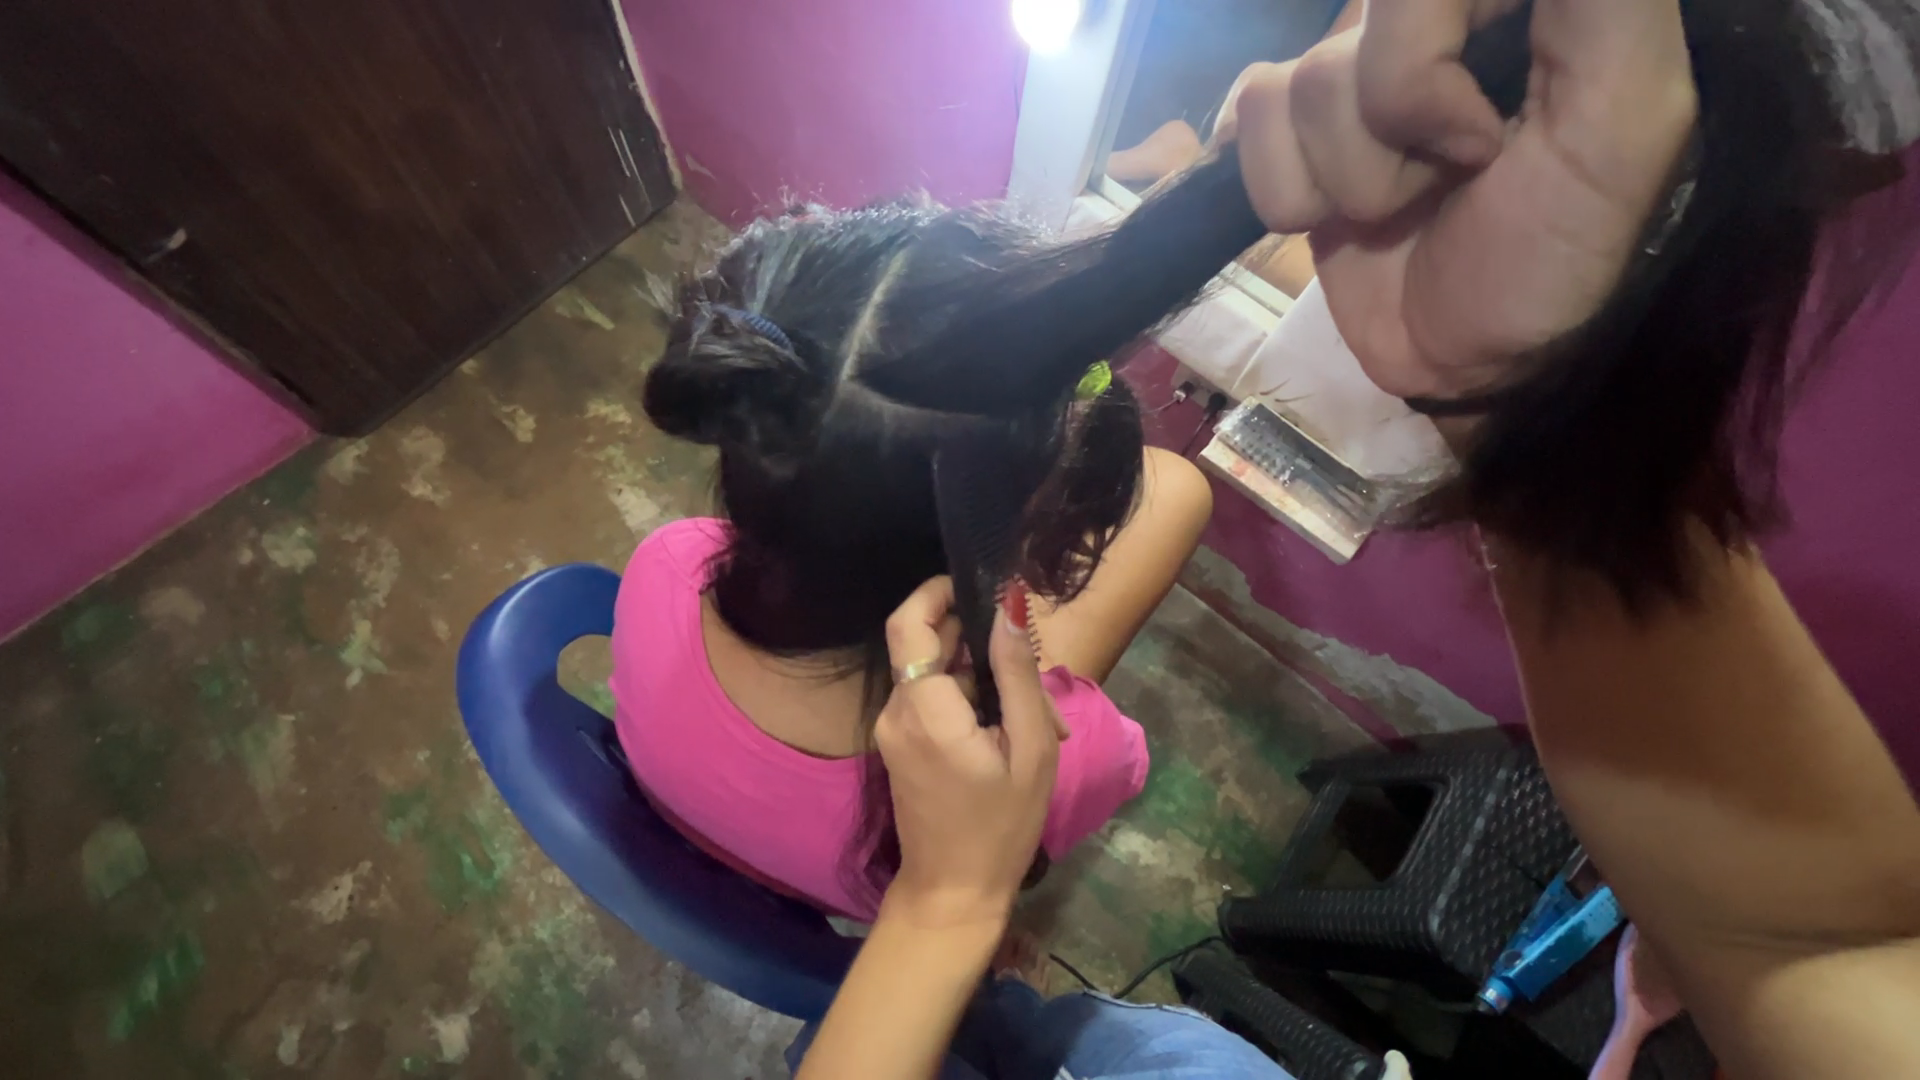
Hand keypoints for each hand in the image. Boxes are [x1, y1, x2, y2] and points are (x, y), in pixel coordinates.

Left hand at [874, 577, 1062, 929]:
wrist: (953, 893)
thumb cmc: (1001, 825)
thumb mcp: (1029, 747)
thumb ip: (1017, 673)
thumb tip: (1008, 605)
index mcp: (925, 709)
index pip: (908, 623)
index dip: (935, 592)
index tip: (977, 586)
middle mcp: (896, 710)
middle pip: (924, 642)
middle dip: (975, 637)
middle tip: (1029, 660)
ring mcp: (892, 727)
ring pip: (932, 670)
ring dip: (978, 672)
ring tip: (1032, 707)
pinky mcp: (899, 741)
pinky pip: (930, 697)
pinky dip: (966, 696)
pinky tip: (1007, 726)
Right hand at [1226, 0, 1696, 399]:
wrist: (1467, 354)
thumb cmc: (1552, 250)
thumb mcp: (1624, 122)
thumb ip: (1602, 4)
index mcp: (1509, 5)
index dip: (1420, 66)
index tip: (1475, 139)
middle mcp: (1427, 26)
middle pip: (1344, 43)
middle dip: (1385, 141)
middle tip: (1443, 183)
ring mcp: (1350, 83)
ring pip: (1287, 89)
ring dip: (1341, 182)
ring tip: (1395, 210)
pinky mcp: (1292, 141)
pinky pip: (1245, 116)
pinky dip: (1277, 186)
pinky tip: (1322, 212)